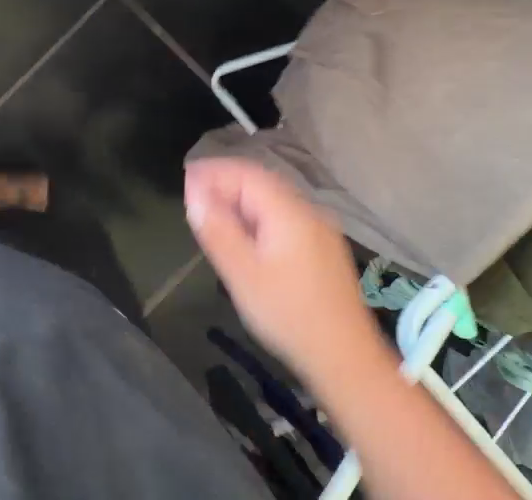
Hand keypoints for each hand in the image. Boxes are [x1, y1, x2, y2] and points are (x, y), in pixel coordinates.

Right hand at [185, 156, 382, 377]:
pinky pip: (284, 218)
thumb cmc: (288, 315)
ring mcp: (321, 232)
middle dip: (225, 184)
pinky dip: (257, 216)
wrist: (346, 360)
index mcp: (290, 213)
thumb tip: (194, 193)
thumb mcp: (242, 274)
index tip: (184, 180)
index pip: (246, 174)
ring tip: (212, 216)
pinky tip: (245, 237)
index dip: (213, 172)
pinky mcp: (324, 251)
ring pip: (273, 201)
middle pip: (261, 183)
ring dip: (240, 201)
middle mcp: (309, 213)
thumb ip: (217, 229)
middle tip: (193, 198)